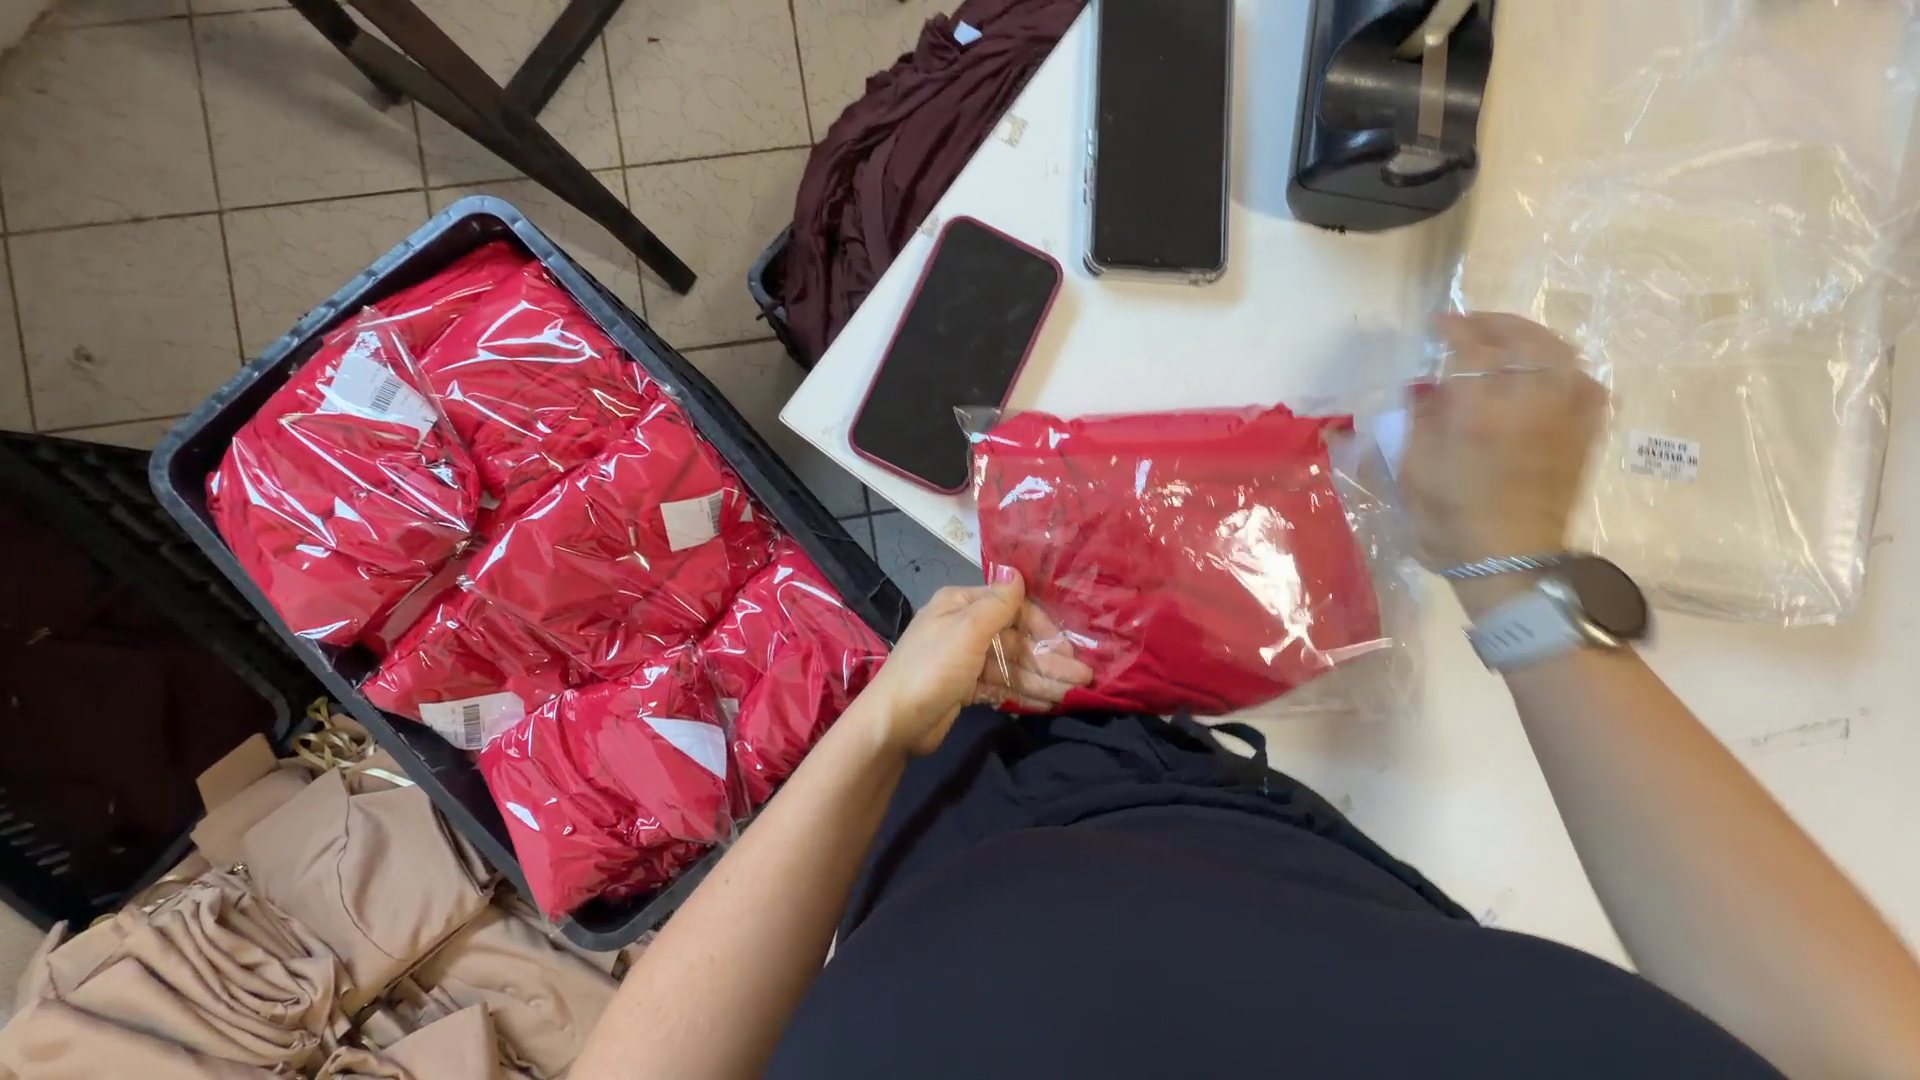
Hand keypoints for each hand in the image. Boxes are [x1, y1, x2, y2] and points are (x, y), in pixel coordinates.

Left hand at [858, 566, 1092, 756]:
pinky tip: (1050, 703)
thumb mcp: (967, 631)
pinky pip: (1001, 685)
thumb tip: (1017, 570)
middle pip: (1015, 639)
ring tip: (1075, 694)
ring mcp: (964, 660)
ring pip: (1012, 665)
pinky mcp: (964, 688)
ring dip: (1043, 678)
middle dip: (1048, 658)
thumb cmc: (931, 669)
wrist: (894, 723)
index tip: (1067, 647)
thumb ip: (997, 603)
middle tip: (1082, 677)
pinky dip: (1024, 693)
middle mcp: (963, 628)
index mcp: (960, 605)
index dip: (1042, 626)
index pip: (1011, 607)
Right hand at [1402, 313, 1606, 612]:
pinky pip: (1585, 383)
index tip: (1439, 323)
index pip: (1472, 349)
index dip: (1455, 329)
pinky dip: (1565, 368)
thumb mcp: (1413, 469)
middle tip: (1472, 324)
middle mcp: (1530, 404)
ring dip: (1533, 338)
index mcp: (1480, 413)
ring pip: (1561, 354)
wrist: (1506, 560)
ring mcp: (1565, 416)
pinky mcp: (1585, 433)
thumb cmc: (1447, 518)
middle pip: (1524, 340)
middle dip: (1496, 324)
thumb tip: (1429, 389)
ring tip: (1510, 340)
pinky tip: (1549, 373)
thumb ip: (1421, 420)